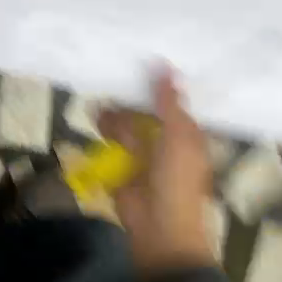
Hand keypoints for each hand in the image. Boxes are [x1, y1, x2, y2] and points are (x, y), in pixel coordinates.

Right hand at [98, 67, 216, 275]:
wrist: (158, 227)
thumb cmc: (177, 180)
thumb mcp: (178, 136)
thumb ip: (168, 101)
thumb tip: (164, 63)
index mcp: (187, 134)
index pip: (173, 101)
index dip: (160, 82)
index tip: (143, 54)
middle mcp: (166, 139)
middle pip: (146, 108)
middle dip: (132, 94)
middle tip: (114, 69)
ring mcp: (142, 151)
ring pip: (127, 121)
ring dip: (115, 110)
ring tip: (102, 96)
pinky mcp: (120, 161)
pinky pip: (111, 136)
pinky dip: (103, 125)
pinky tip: (94, 114)